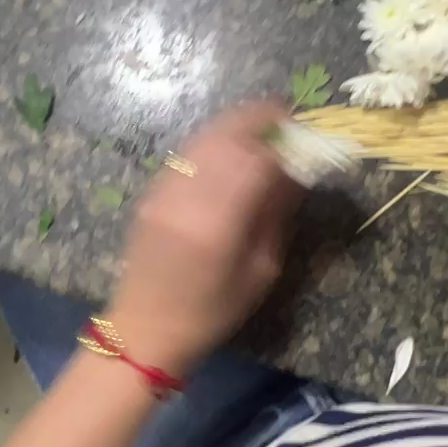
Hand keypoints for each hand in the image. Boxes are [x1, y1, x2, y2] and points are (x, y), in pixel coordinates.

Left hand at [105, 102, 300, 376]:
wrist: (145, 330)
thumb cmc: (212, 311)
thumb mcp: (261, 271)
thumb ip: (276, 215)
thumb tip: (297, 171)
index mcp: (219, 225)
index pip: (256, 161)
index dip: (282, 143)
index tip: (302, 136)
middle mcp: (187, 200)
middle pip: (226, 138)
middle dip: (258, 120)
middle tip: (283, 116)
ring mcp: (164, 192)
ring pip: (203, 138)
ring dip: (235, 125)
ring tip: (260, 125)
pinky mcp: (151, 192)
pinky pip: (186, 154)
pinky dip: (212, 141)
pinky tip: (229, 146)